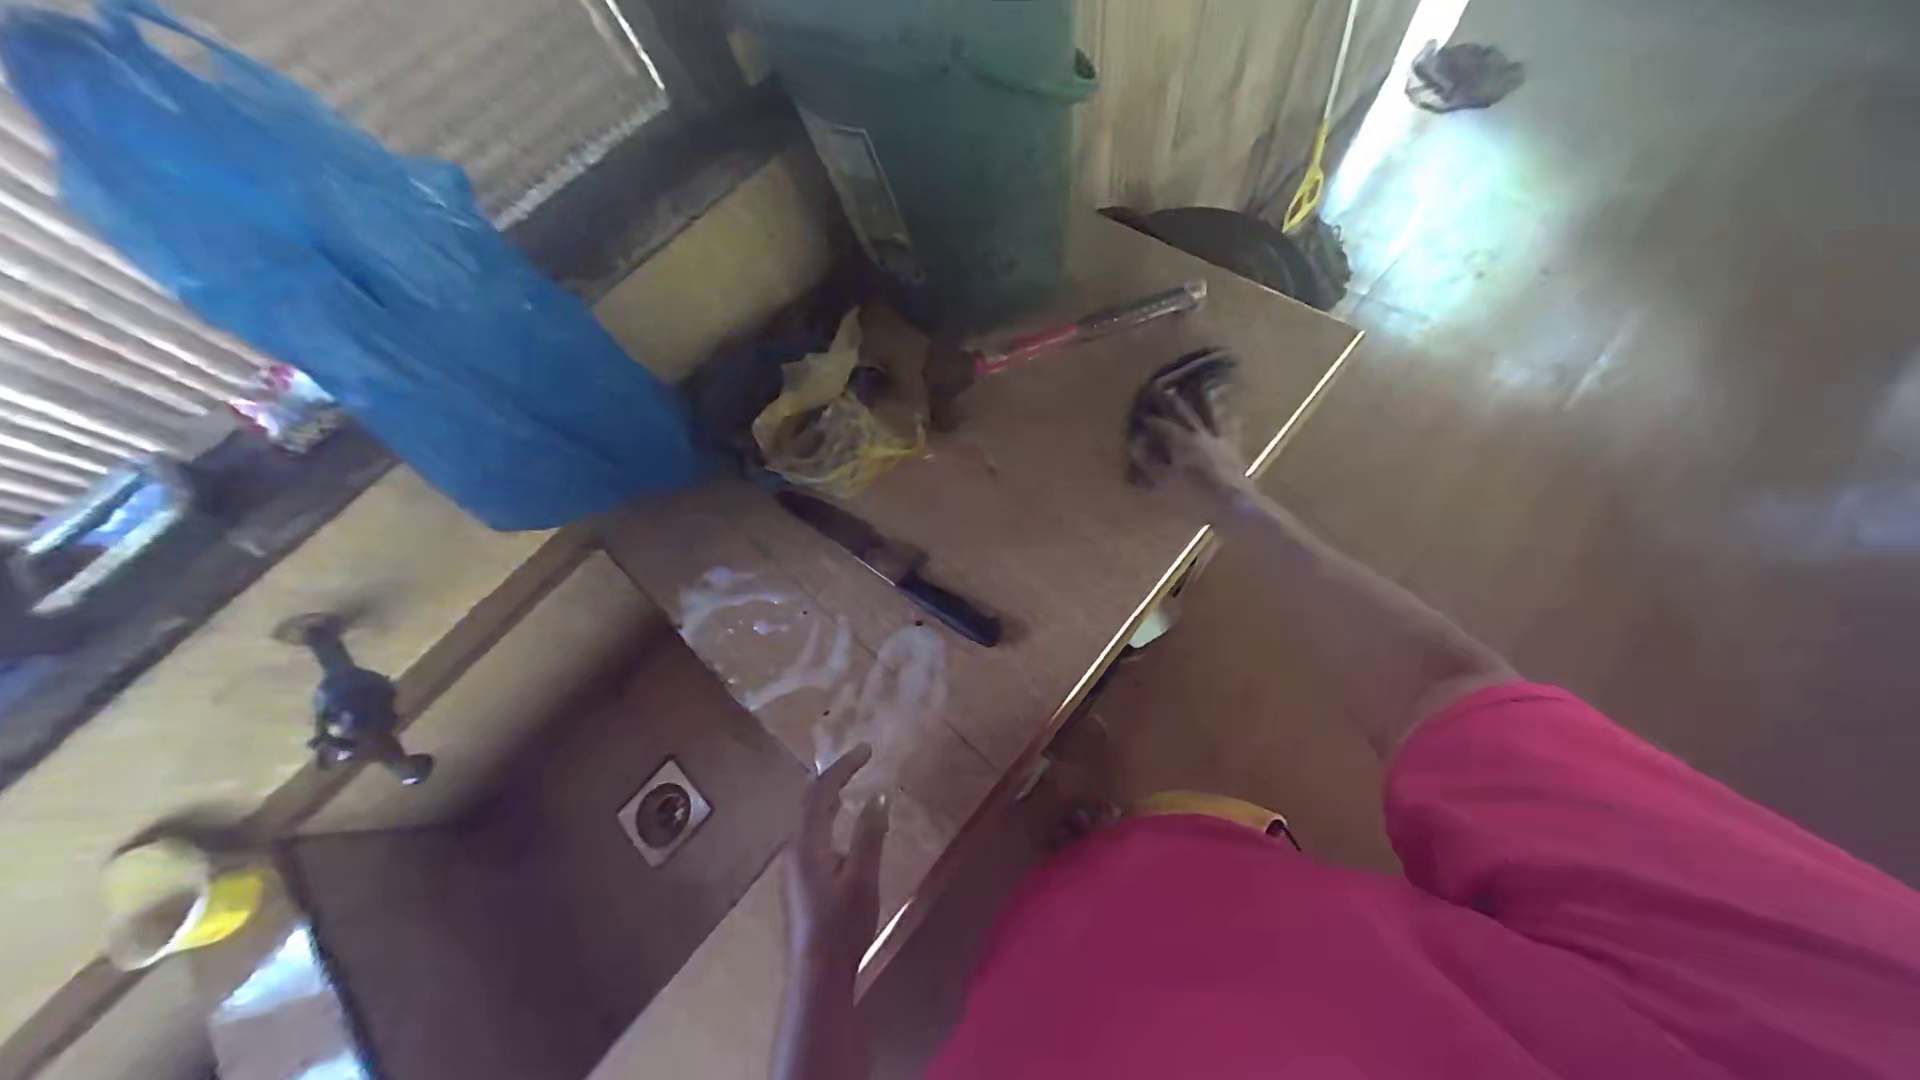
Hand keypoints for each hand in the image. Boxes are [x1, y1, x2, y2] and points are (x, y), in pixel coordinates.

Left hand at [785, 744, 888, 962]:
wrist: (817, 975)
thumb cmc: (842, 923)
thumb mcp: (863, 876)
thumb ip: (871, 833)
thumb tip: (879, 795)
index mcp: (806, 843)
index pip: (822, 791)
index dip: (844, 767)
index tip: (867, 749)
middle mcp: (794, 849)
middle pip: (811, 802)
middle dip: (835, 778)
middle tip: (861, 762)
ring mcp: (795, 868)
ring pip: (811, 820)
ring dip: (831, 798)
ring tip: (852, 786)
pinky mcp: (801, 882)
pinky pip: (814, 835)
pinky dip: (830, 818)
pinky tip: (843, 829)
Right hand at [1139, 391, 1260, 520]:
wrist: (1233, 505)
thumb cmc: (1193, 496)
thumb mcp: (1163, 482)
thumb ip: (1148, 462)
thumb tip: (1135, 443)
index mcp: (1180, 440)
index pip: (1159, 425)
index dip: (1147, 419)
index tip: (1137, 414)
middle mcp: (1200, 434)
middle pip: (1184, 412)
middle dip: (1170, 401)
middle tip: (1161, 388)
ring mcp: (1219, 440)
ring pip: (1210, 414)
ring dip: (1203, 401)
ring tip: (1201, 387)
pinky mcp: (1234, 450)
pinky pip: (1232, 430)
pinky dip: (1231, 420)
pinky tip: (1234, 414)